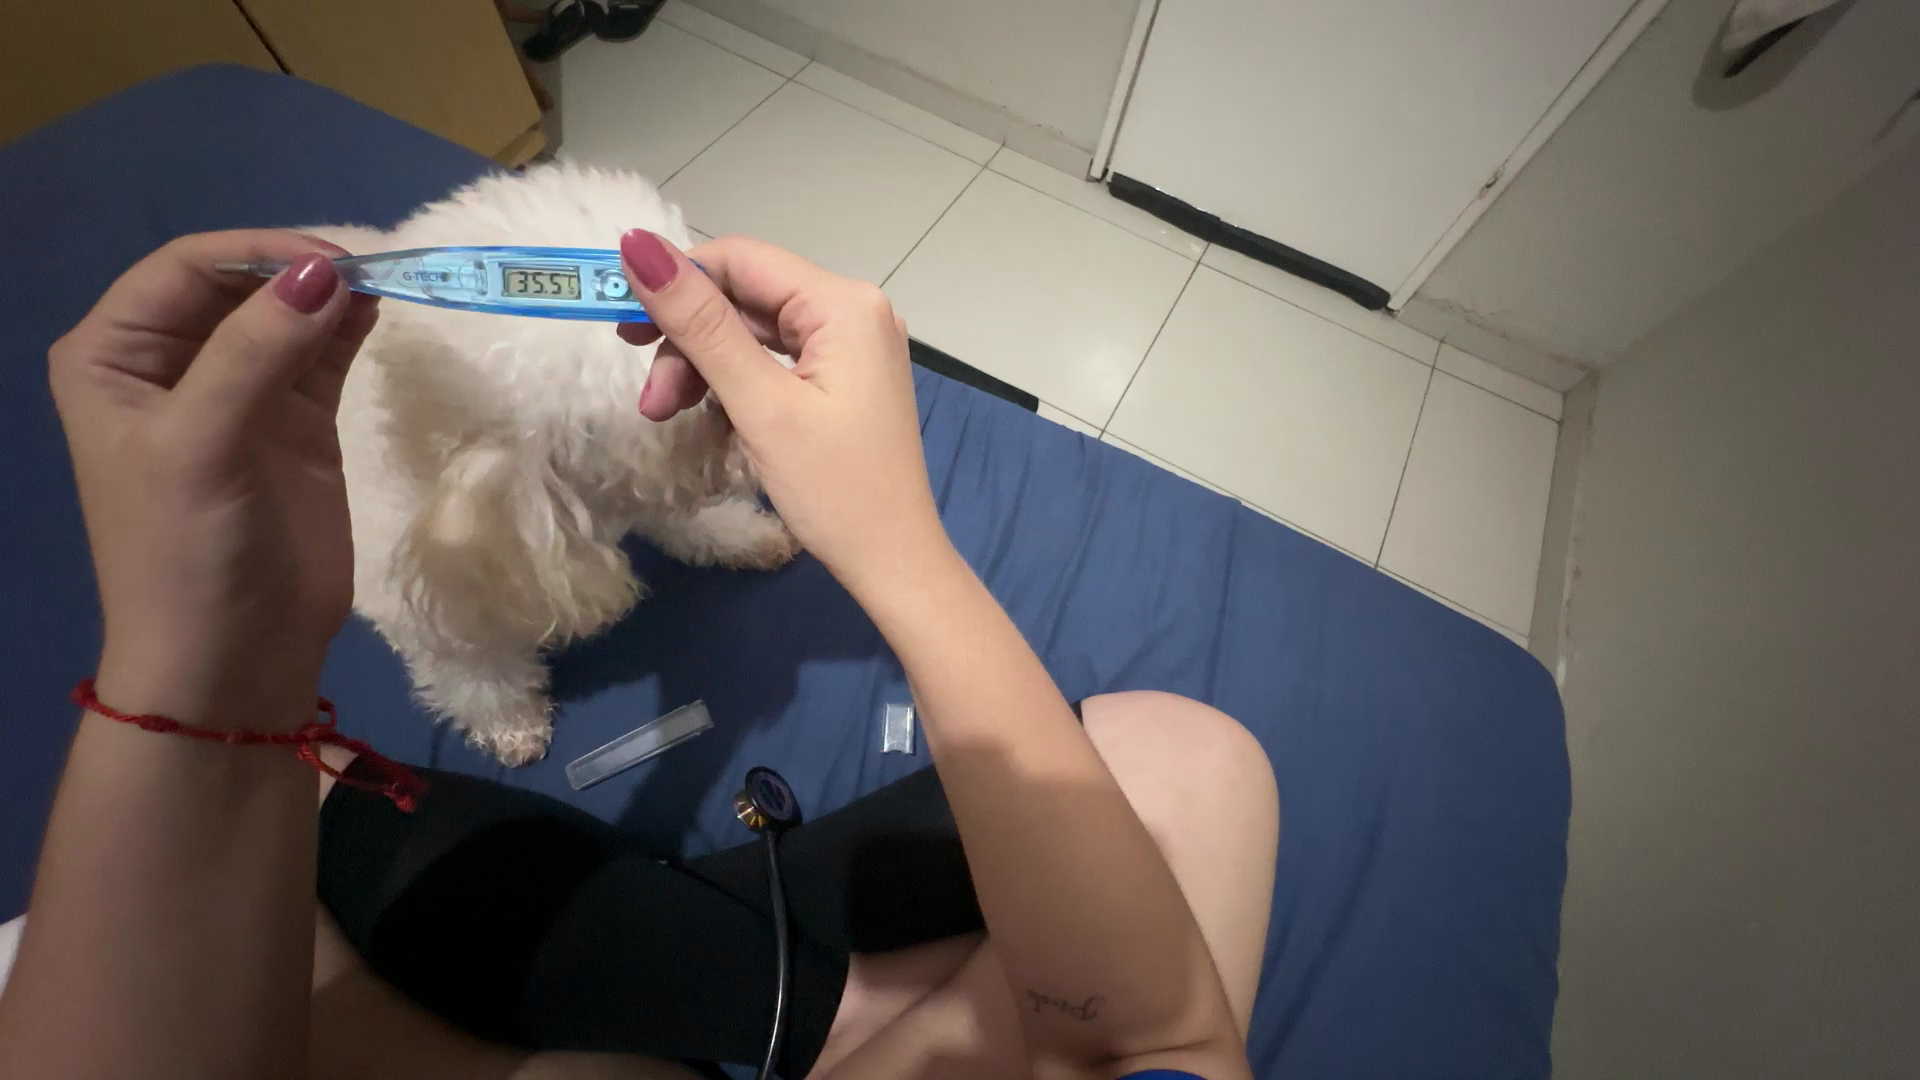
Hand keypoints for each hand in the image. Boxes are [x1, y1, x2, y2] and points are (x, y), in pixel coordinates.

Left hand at [48, 231, 378, 729]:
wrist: (239, 643)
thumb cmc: (190, 546)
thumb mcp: (204, 442)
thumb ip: (257, 353)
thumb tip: (330, 276)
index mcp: (117, 358)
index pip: (184, 272)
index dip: (258, 255)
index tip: (340, 262)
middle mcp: (178, 367)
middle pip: (241, 291)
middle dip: (301, 273)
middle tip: (378, 272)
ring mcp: (246, 398)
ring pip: (290, 323)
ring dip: (333, 300)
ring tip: (390, 287)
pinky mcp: (301, 428)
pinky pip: (324, 363)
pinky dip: (351, 336)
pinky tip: (380, 317)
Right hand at [616, 230, 952, 595]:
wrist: (892, 560)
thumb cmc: (834, 489)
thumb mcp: (762, 404)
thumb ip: (701, 324)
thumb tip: (637, 244)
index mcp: (845, 305)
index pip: (741, 260)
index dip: (674, 282)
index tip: (619, 325)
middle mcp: (857, 313)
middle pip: (747, 299)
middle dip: (689, 342)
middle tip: (651, 397)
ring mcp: (856, 349)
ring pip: (758, 335)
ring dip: (707, 368)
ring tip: (668, 413)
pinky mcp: (848, 382)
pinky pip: (780, 364)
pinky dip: (740, 385)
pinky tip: (714, 417)